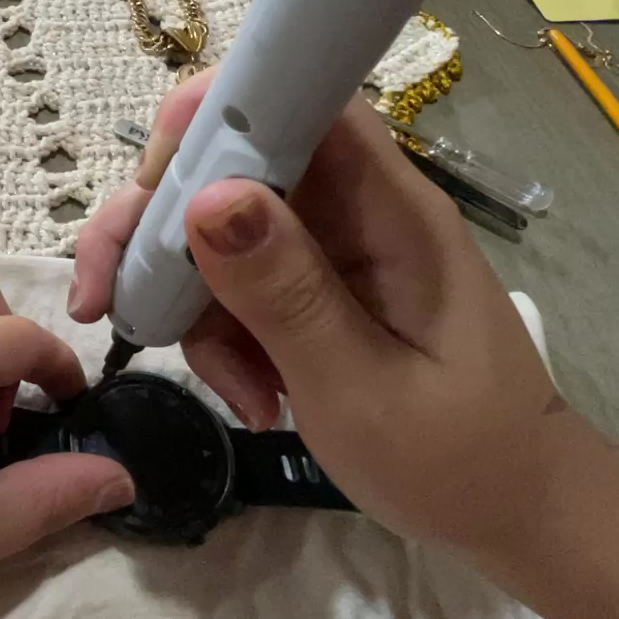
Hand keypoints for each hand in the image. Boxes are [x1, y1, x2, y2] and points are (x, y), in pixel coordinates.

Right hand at [69, 70, 565, 554]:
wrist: (512, 512)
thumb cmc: (459, 461)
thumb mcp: (362, 387)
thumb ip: (285, 294)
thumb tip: (207, 198)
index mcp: (385, 210)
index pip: (296, 106)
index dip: (214, 116)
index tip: (149, 185)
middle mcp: (344, 209)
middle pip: (222, 168)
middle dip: (150, 227)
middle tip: (105, 297)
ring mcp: (318, 245)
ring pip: (206, 229)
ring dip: (184, 302)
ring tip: (233, 387)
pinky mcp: (299, 281)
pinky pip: (222, 280)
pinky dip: (211, 332)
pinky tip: (248, 391)